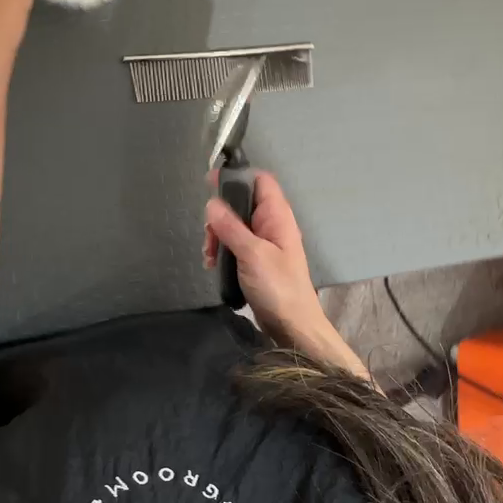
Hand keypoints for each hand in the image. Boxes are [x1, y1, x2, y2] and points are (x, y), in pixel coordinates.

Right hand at [204, 173, 367, 378]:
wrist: (293, 326)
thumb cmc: (278, 287)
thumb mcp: (252, 254)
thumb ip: (231, 227)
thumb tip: (212, 203)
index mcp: (277, 216)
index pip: (260, 180)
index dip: (237, 176)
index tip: (211, 182)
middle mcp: (272, 224)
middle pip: (241, 203)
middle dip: (220, 215)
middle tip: (209, 235)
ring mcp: (264, 243)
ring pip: (235, 225)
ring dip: (218, 236)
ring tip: (209, 255)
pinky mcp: (257, 260)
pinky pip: (235, 244)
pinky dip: (223, 250)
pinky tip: (213, 264)